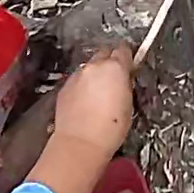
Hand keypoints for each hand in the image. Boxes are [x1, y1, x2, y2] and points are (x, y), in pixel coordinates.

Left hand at [51, 44, 134, 159]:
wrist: (81, 144)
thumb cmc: (110, 128)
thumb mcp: (129, 102)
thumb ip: (126, 83)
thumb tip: (124, 78)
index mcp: (115, 67)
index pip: (123, 49)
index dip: (126, 57)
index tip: (128, 64)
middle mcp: (95, 66)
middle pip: (104, 53)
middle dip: (109, 62)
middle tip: (114, 79)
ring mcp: (78, 75)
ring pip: (89, 67)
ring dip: (95, 75)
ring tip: (98, 94)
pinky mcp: (64, 87)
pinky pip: (77, 80)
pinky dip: (82, 86)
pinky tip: (85, 102)